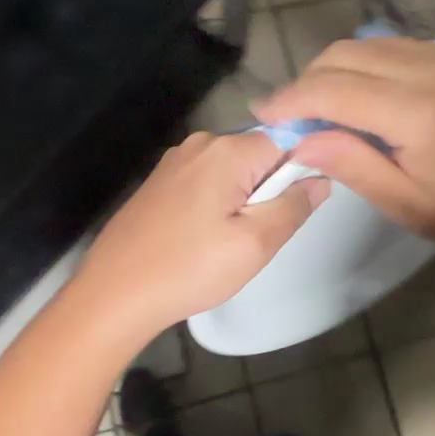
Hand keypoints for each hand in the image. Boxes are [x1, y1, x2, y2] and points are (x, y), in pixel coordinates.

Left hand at [72, 130, 328, 338]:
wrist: (114, 294)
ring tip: (228, 244)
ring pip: (233, 172)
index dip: (300, 173)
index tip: (292, 211)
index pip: (288, 141)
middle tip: (257, 237)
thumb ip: (294, 206)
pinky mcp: (160, 182)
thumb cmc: (189, 269)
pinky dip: (217, 206)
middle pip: (260, 155)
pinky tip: (202, 240)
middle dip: (269, 190)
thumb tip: (321, 179)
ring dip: (243, 201)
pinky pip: (207, 183)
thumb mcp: (255, 245)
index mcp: (227, 150)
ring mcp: (175, 162)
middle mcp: (201, 143)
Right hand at [254, 37, 434, 370]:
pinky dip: (368, 66)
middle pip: (349, 56)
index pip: (338, 89)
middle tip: (289, 114)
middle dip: (310, 81)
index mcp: (424, 109)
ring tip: (319, 106)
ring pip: (370, 45)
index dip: (293, 99)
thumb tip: (298, 138)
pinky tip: (359, 96)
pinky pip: (398, 48)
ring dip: (336, 71)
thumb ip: (349, 163)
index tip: (263, 113)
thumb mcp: (400, 202)